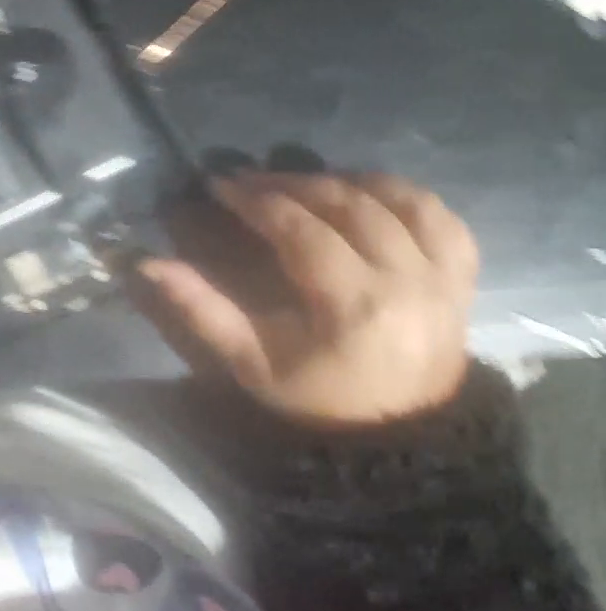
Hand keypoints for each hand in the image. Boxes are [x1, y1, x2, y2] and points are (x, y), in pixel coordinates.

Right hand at [135, 171, 478, 427]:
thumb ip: (201, 309)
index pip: (304, 231)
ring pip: (403, 201)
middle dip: (294, 183)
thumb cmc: (313, 397)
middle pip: (352, 206)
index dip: (259, 201)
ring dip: (348, 180)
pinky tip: (366, 194)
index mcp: (352, 304)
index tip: (220, 185)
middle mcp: (407, 280)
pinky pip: (442, 218)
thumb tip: (148, 264)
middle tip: (251, 178)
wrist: (398, 432)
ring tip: (305, 181)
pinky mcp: (462, 277)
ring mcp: (444, 276)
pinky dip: (403, 195)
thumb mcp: (247, 360)